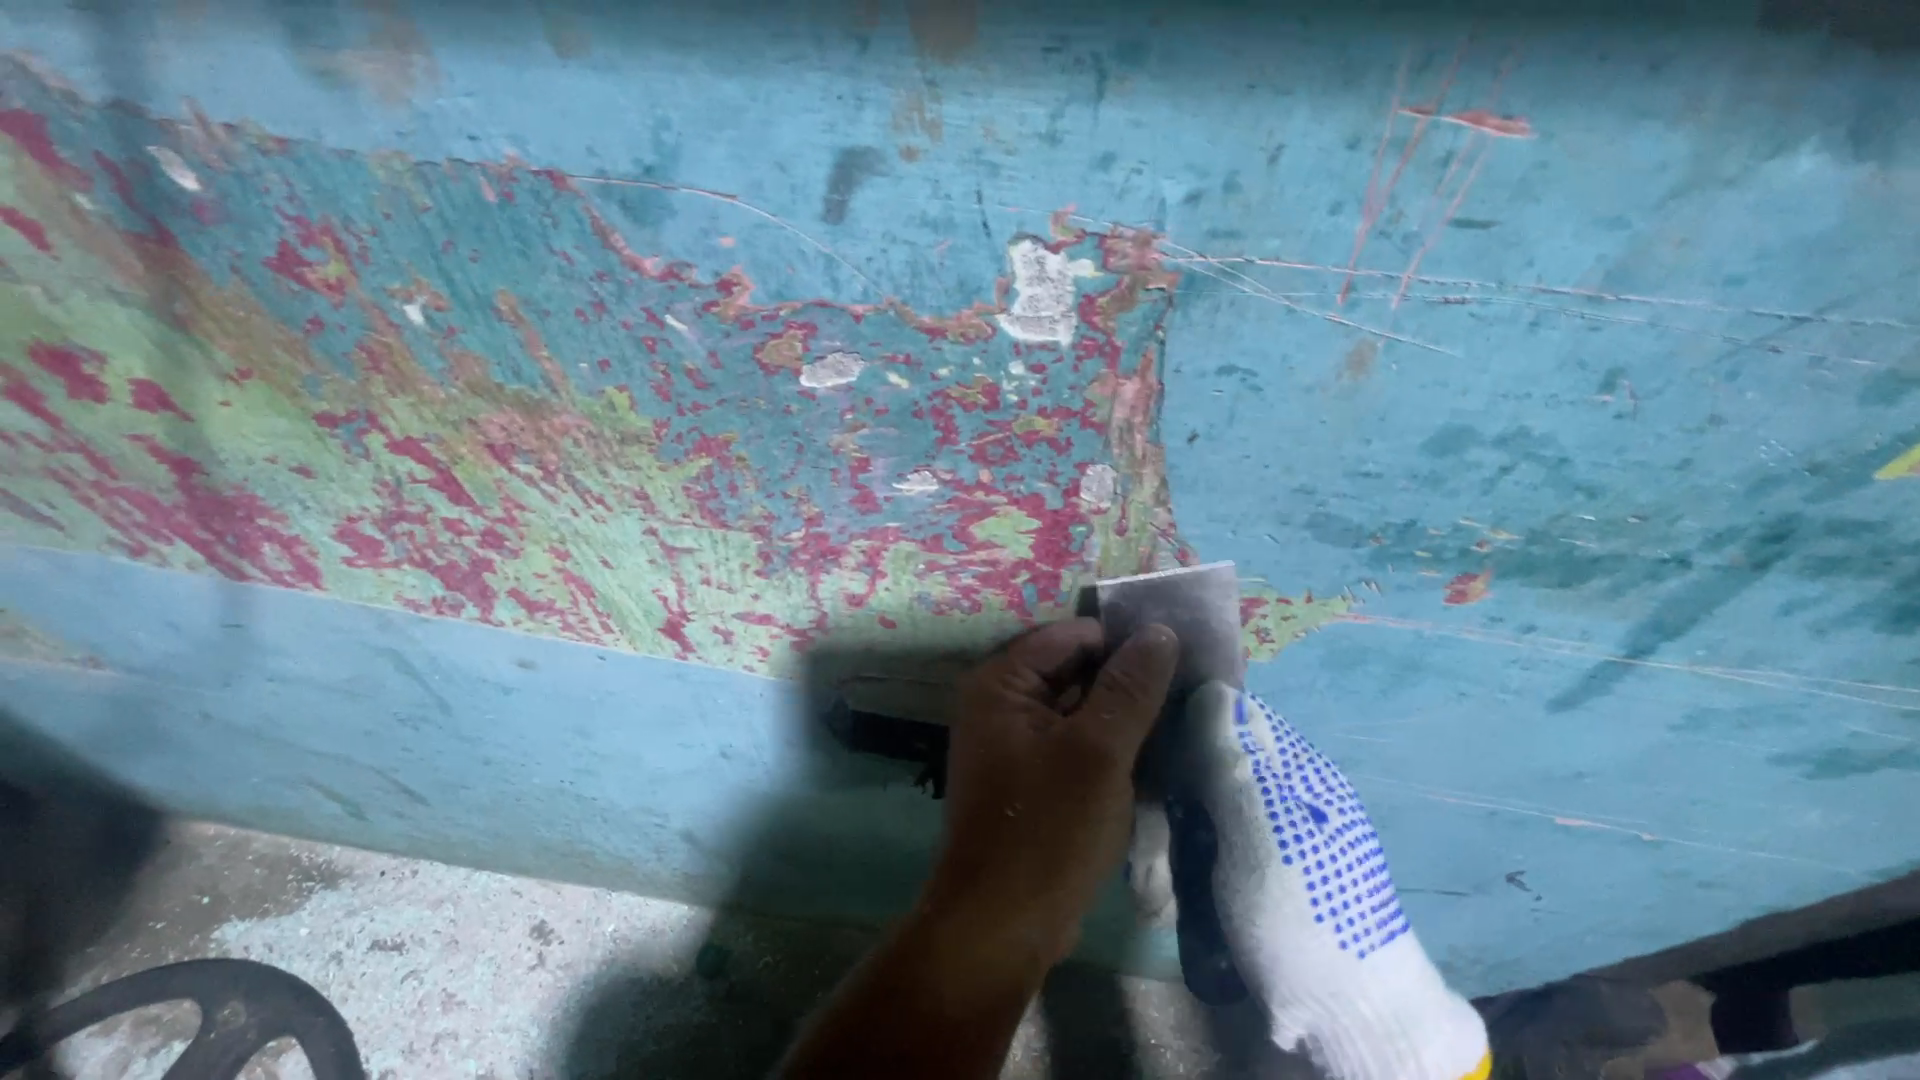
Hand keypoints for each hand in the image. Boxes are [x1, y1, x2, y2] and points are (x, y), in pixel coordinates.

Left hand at [920, 617, 1179, 964]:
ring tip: (1181, 717)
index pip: (1070, 636)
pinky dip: (1110, 747)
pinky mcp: (1032, 781)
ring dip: (1123, 715)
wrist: (1003, 926)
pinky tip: (1155, 755)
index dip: (1123, 641)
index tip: (1179, 656)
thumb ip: (1130, 688)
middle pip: (1073, 670)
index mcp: (1001, 684)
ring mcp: (1015, 746)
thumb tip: (1161, 631)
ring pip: (1079, 711)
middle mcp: (1000, 706)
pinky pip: (1076, 746)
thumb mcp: (1097, 752)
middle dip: (1127, 679)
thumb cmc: (1046, 830)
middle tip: (1188, 687)